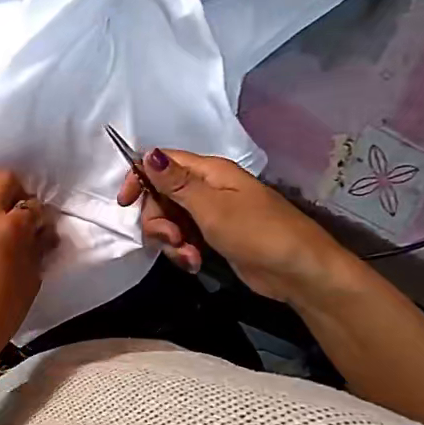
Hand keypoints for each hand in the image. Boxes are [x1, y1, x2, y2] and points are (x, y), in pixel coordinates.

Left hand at [0, 169, 55, 377]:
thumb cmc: (3, 311)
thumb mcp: (31, 278)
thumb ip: (37, 248)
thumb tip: (42, 233)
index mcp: (8, 225)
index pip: (33, 204)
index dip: (42, 217)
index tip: (44, 230)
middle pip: (2, 180)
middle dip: (18, 192)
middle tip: (25, 219)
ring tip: (6, 236)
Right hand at [116, 148, 356, 304]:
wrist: (298, 271)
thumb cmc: (257, 232)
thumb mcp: (211, 207)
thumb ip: (175, 183)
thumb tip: (147, 154)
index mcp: (209, 172)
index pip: (162, 162)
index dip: (139, 178)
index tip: (125, 203)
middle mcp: (207, 188)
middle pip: (161, 195)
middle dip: (157, 220)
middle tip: (171, 238)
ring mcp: (211, 214)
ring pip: (170, 221)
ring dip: (171, 241)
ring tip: (188, 256)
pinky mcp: (214, 237)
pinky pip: (184, 239)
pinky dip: (183, 252)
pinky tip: (195, 263)